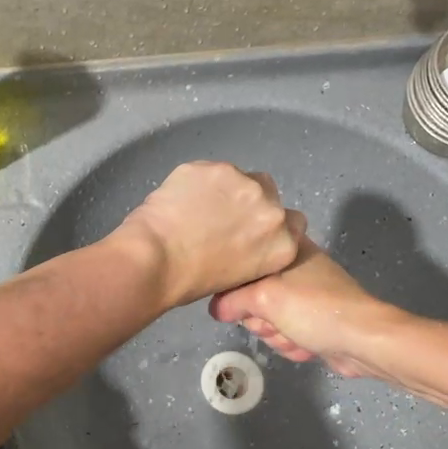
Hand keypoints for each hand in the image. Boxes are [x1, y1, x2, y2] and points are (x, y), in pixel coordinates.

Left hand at [110, 162, 305, 307]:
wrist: (155, 259)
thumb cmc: (191, 281)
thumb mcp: (239, 275)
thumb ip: (254, 250)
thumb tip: (243, 236)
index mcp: (282, 244)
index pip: (291, 223)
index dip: (267, 221)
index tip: (247, 226)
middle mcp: (273, 211)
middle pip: (268, 193)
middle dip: (247, 201)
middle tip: (218, 216)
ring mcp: (245, 184)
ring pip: (241, 177)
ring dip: (224, 188)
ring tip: (196, 207)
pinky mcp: (217, 168)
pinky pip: (211, 170)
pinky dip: (198, 181)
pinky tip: (181, 197)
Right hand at [209, 236, 388, 377]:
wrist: (364, 341)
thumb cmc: (315, 309)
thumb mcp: (265, 297)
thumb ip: (232, 300)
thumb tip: (216, 309)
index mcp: (288, 250)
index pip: (245, 263)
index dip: (237, 286)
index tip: (238, 300)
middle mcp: (296, 269)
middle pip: (253, 296)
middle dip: (262, 318)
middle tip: (274, 321)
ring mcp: (307, 298)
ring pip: (269, 320)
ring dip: (278, 336)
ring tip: (295, 336)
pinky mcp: (315, 323)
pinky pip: (287, 334)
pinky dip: (293, 344)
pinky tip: (306, 346)